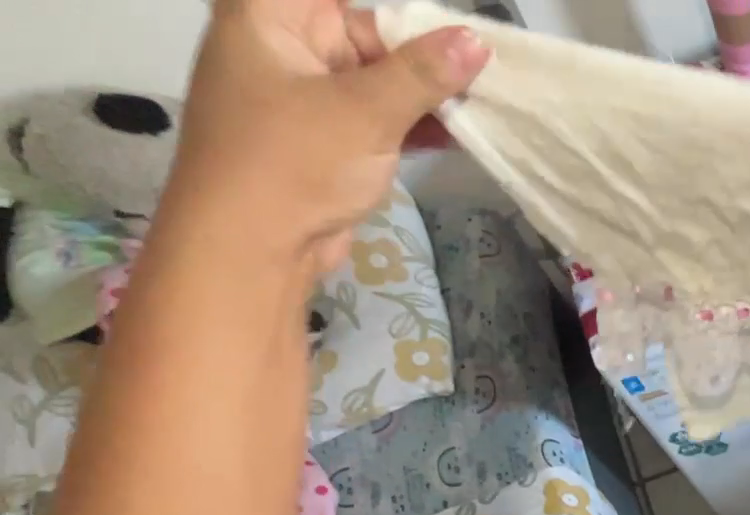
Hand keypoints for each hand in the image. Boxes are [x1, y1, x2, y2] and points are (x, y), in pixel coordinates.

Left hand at [166, 0, 490, 275]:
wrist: (252, 245)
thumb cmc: (295, 162)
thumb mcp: (367, 111)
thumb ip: (424, 73)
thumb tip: (477, 40)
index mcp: (272, 17)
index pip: (348, 0)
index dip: (407, 18)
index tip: (459, 35)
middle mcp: (285, 47)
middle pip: (368, 35)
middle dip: (426, 57)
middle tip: (485, 76)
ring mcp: (306, 96)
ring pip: (379, 80)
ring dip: (429, 97)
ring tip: (482, 109)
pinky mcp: (327, 139)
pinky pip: (378, 118)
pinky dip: (415, 125)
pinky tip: (458, 135)